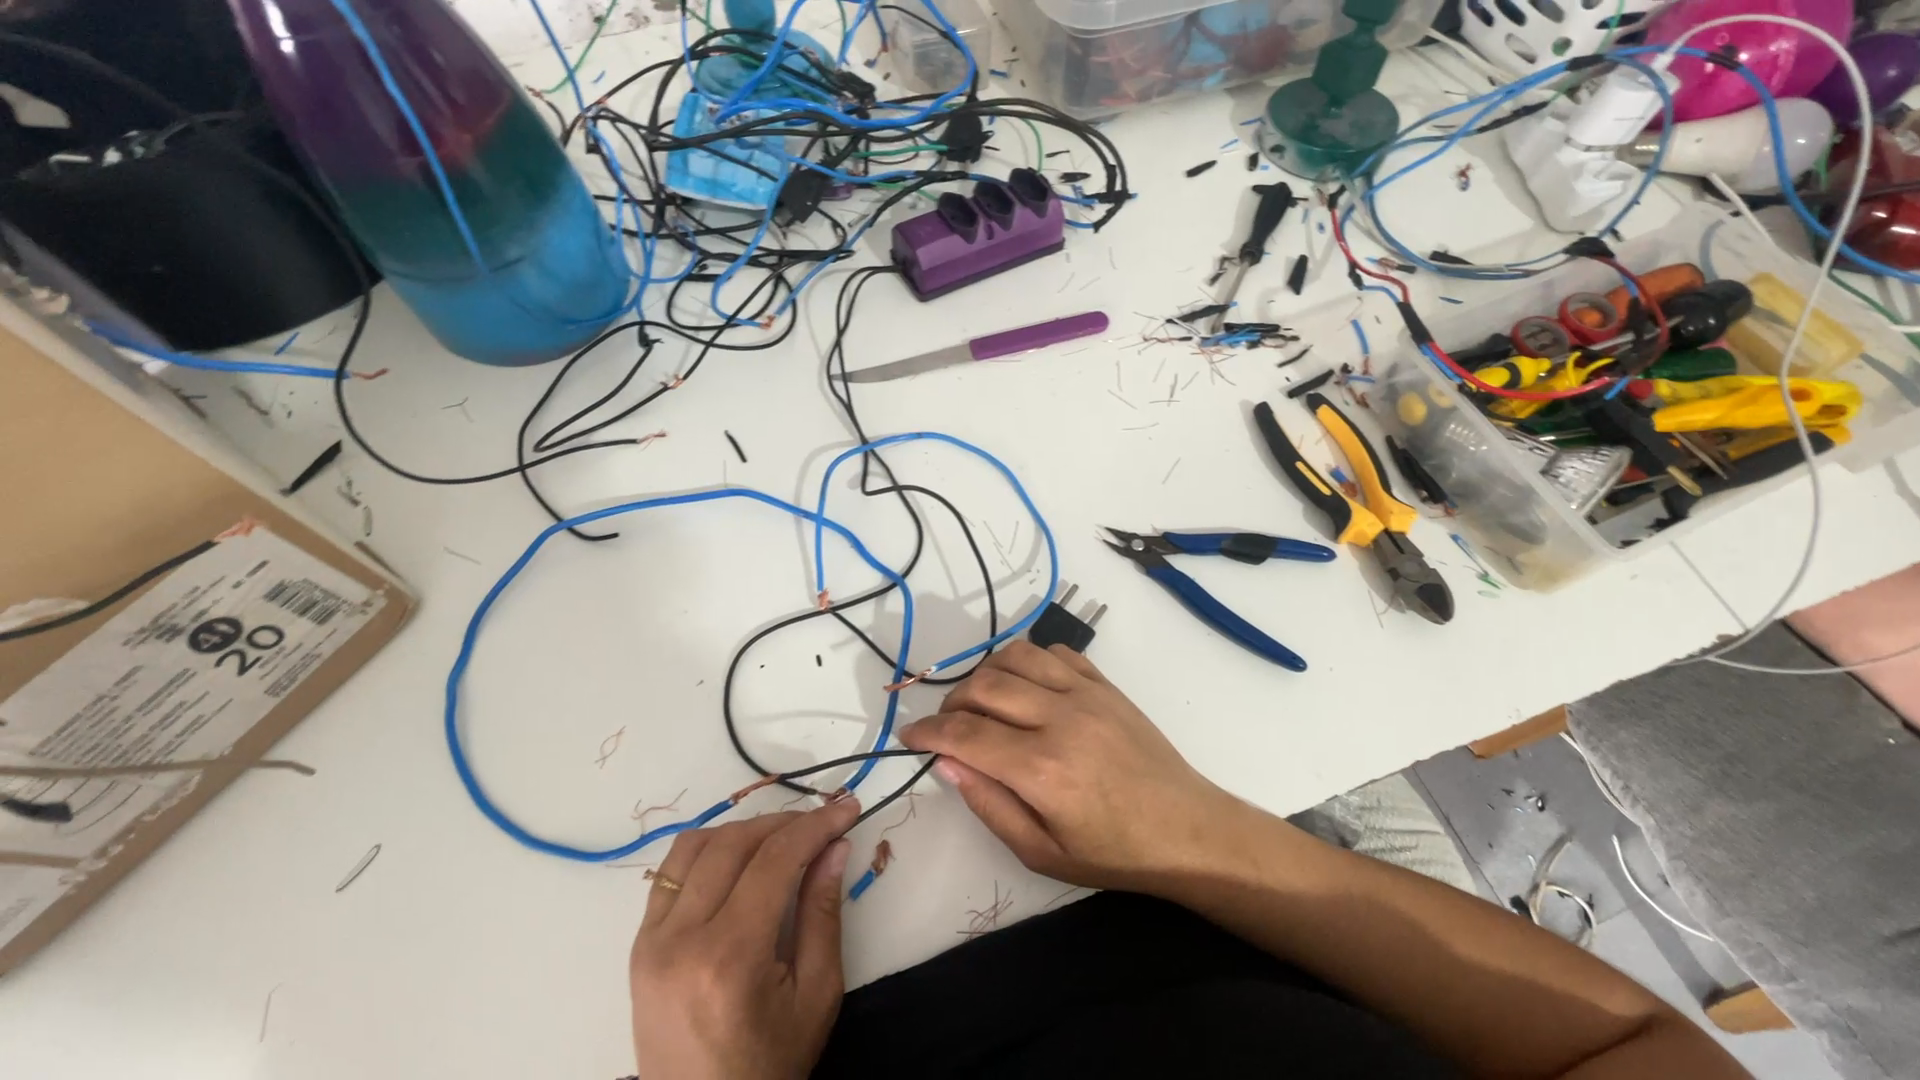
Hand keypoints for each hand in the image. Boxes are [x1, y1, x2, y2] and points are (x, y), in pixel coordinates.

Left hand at [628, 802, 856, 1079]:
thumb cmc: (770, 1067)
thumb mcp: (816, 996)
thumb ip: (823, 914)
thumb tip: (835, 846)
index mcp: (730, 957)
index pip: (775, 861)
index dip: (815, 825)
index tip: (847, 807)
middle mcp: (680, 939)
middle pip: (733, 844)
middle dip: (784, 822)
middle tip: (821, 822)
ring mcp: (650, 941)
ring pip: (694, 847)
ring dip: (742, 830)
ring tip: (782, 838)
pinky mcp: (638, 946)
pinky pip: (669, 874)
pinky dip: (707, 852)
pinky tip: (738, 860)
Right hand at [899, 641, 1240, 890]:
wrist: (1186, 830)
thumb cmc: (1112, 853)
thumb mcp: (1041, 852)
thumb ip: (988, 805)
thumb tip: (946, 762)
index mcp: (1041, 769)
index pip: (964, 733)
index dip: (927, 732)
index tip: (910, 737)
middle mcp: (1061, 719)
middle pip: (983, 686)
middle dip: (951, 703)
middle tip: (947, 727)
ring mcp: (1086, 694)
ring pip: (1015, 656)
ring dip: (985, 674)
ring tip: (982, 703)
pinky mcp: (1105, 685)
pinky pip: (1054, 652)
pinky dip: (1027, 662)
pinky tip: (1025, 689)